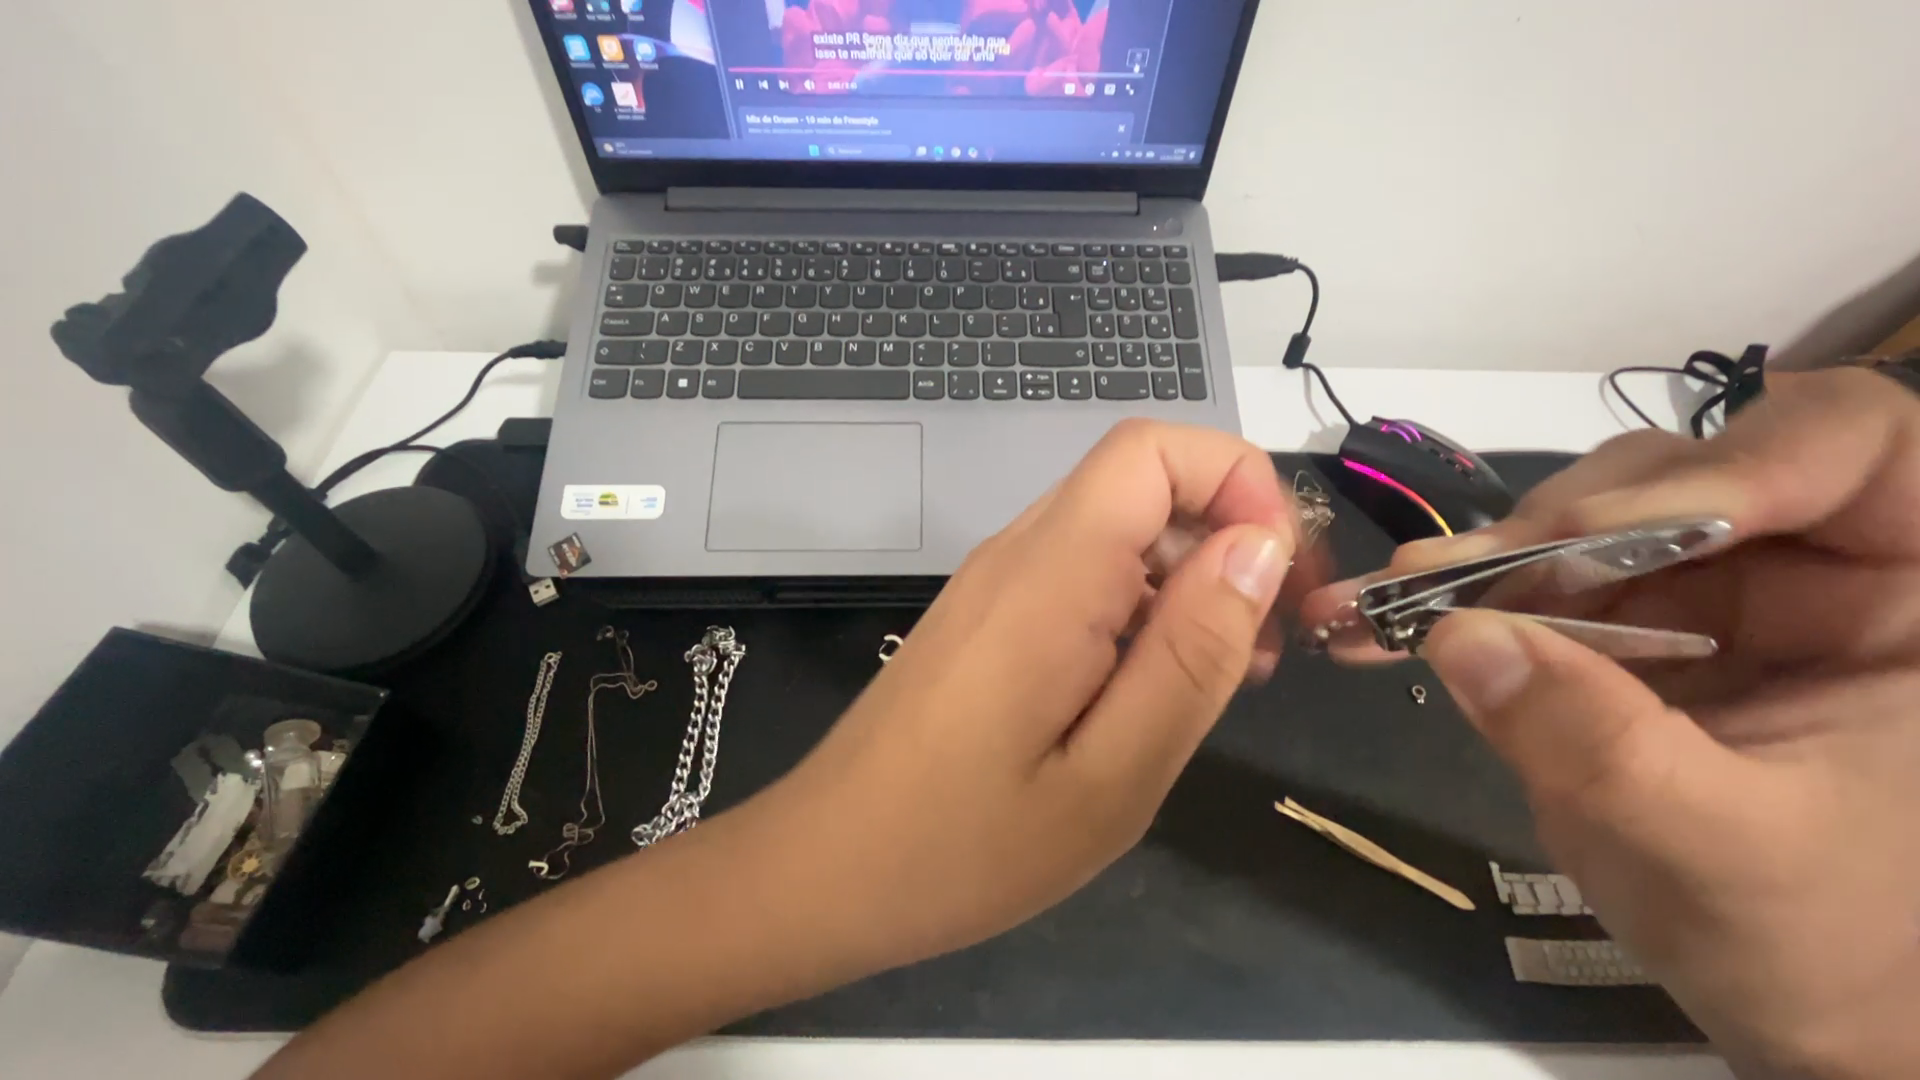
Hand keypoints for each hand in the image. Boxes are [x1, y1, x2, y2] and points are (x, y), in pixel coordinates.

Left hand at [754, 418, 1299, 970]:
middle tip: (1266, 647)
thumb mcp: (1113, 772)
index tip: (1284, 579)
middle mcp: (1018, 552)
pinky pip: (1079, 577)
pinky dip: (1139, 609)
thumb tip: (1260, 545)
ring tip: (1221, 680)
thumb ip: (1192, 650)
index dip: (1238, 482)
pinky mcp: (985, 618)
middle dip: (1228, 537)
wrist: (828, 867)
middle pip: (1141, 485)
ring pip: (1116, 533)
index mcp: (1052, 572)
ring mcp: (994, 583)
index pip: (1153, 450)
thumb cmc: (967, 844)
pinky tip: (1149, 690)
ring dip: (1188, 581)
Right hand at [1303, 370, 1919, 1077]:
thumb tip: (1459, 636)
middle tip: (1443, 579)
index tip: (1598, 534)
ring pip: (1584, 524)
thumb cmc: (1825, 953)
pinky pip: (1536, 585)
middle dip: (1551, 530)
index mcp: (1912, 604)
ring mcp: (1711, 596)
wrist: (1812, 1019)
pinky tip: (1383, 623)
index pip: (1851, 450)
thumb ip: (1594, 743)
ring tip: (1395, 602)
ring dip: (1483, 563)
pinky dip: (1458, 599)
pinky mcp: (1631, 630)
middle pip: (1672, 477)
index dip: (1729, 466)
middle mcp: (1812, 571)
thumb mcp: (1709, 854)